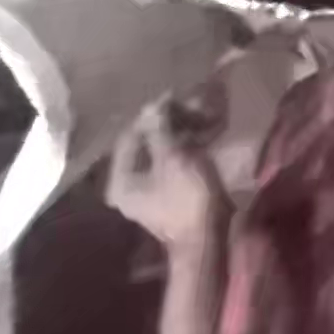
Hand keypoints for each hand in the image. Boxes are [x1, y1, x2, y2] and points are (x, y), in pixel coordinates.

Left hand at [106, 107, 228, 255]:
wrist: (205, 237)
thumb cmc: (187, 197)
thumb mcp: (175, 158)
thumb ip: (161, 129)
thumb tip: (154, 103)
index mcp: (122, 177)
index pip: (131, 134)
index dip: (154, 112)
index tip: (180, 96)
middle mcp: (130, 182)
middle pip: (148, 141)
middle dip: (174, 121)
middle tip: (199, 106)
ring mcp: (151, 188)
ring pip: (165, 148)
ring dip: (186, 130)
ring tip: (210, 116)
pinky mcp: (171, 189)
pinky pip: (177, 159)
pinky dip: (192, 144)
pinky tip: (211, 132)